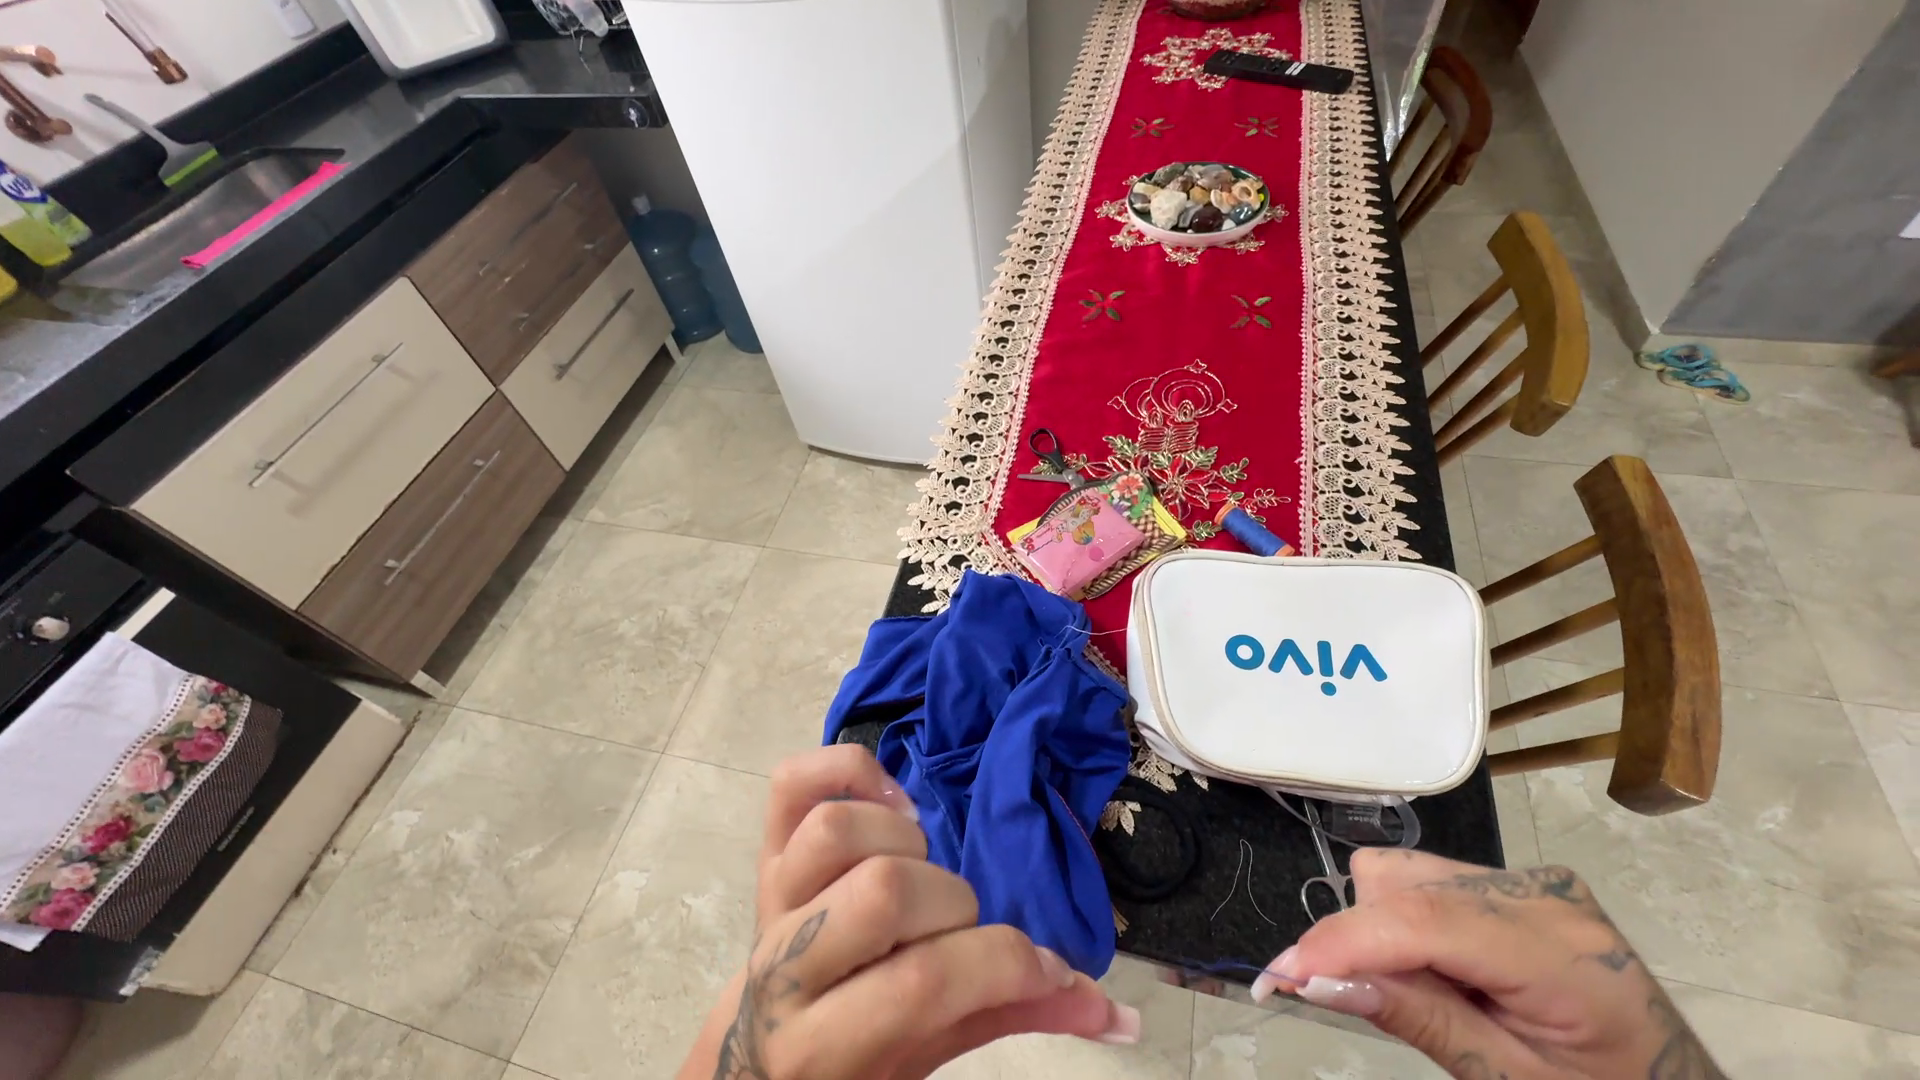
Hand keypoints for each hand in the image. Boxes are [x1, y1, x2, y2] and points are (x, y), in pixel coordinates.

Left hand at [679, 744, 1139, 1079]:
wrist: (765, 1048)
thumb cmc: (854, 1057)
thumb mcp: (928, 1051)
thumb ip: (1011, 1016)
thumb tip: (1116, 1012)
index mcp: (823, 1040)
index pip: (921, 983)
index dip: (1001, 964)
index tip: (1047, 967)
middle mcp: (785, 963)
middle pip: (883, 892)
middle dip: (951, 902)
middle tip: (961, 923)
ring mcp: (772, 897)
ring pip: (837, 830)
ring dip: (903, 839)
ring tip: (920, 864)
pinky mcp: (767, 851)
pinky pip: (793, 782)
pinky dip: (850, 773)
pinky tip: (890, 805)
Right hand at [1253, 850, 1724, 1079]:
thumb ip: (1418, 1020)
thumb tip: (1315, 979)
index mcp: (1560, 953)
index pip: (1425, 921)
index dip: (1344, 941)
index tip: (1281, 974)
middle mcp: (1540, 893)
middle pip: (1400, 884)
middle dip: (1363, 942)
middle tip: (1375, 1005)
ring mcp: (1530, 879)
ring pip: (1400, 873)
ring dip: (1380, 930)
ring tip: (1429, 992)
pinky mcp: (1515, 879)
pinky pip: (1421, 879)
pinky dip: (1403, 921)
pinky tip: (1441, 968)